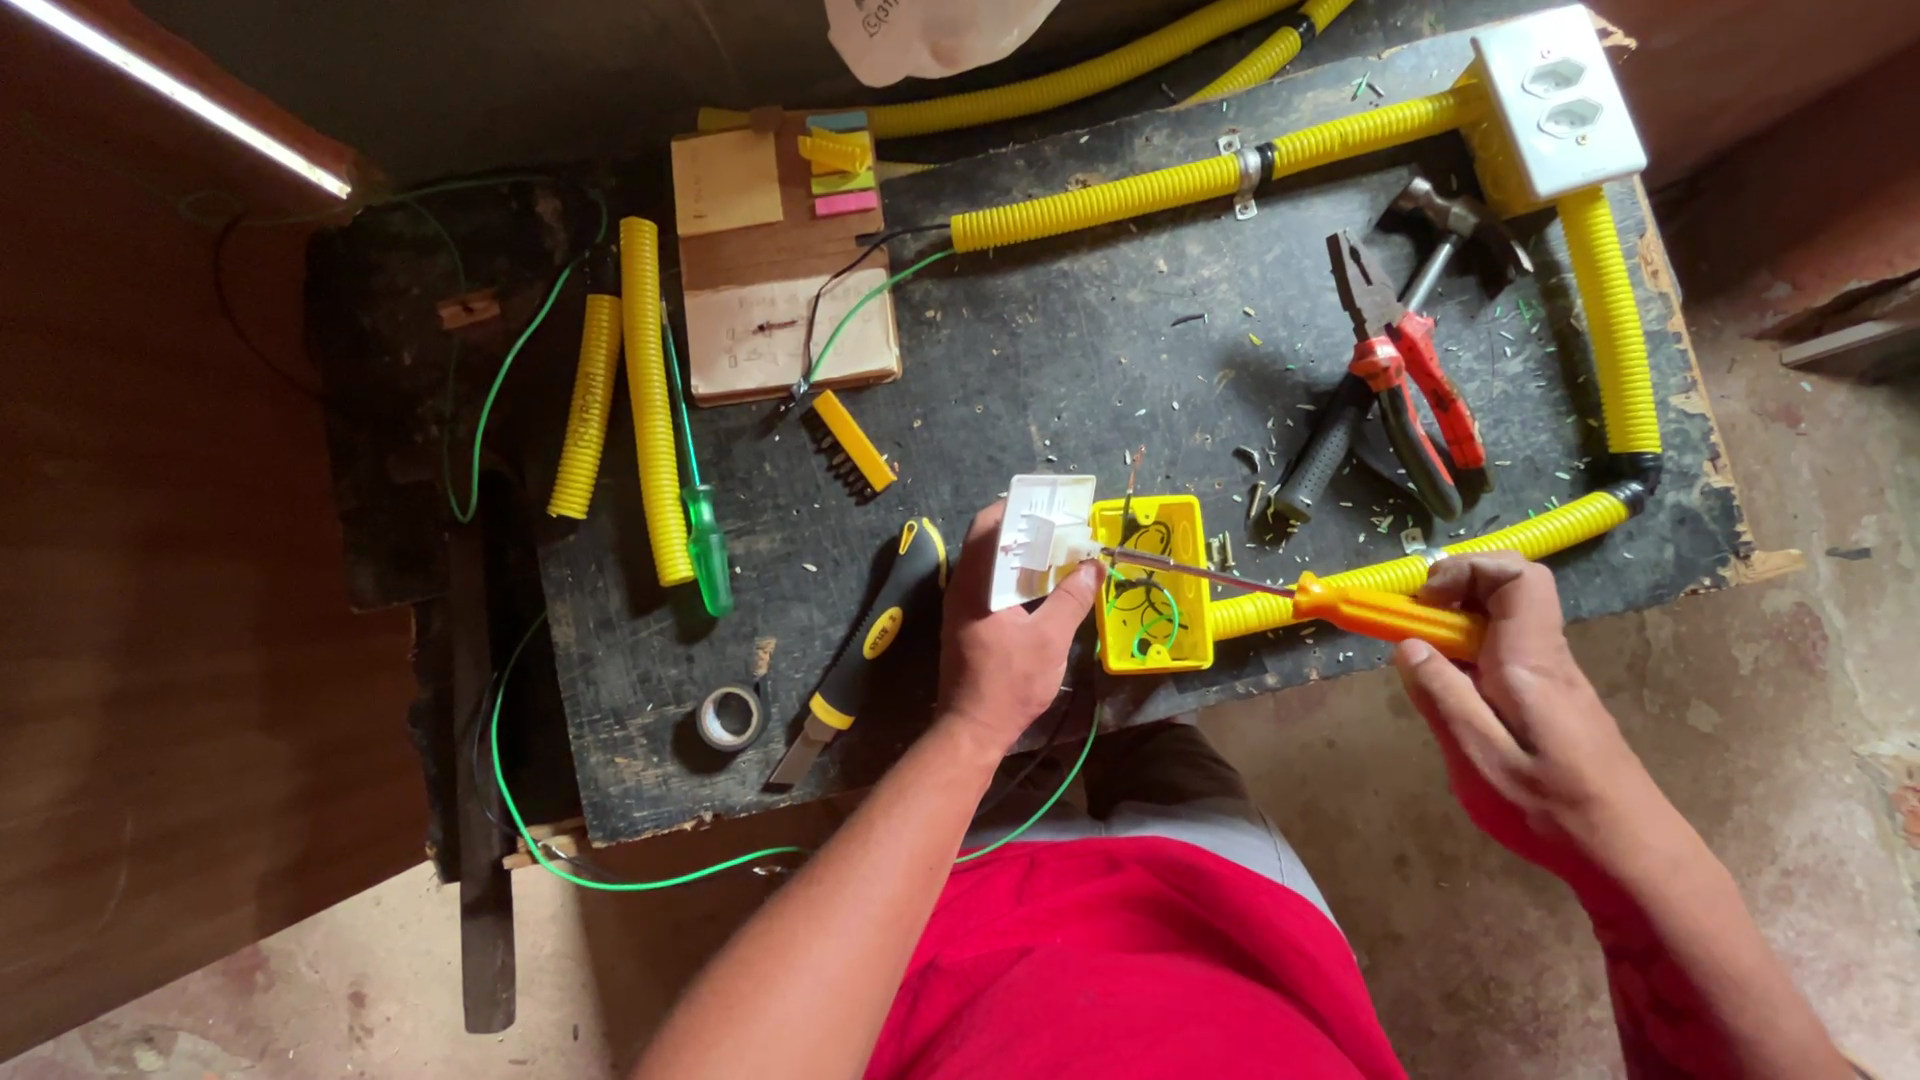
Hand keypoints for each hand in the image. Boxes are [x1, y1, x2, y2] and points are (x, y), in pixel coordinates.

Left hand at [936, 501, 1100, 757]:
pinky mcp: (968, 624)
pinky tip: (1043, 585)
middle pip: (988, 542)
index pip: (987, 526)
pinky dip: (1015, 576)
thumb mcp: (1050, 639)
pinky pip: (991, 585)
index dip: (1016, 508)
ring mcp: (962, 606)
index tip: (1048, 503)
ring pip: (990, 564)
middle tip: (1060, 525)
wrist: (972, 729)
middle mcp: (962, 587)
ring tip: (1058, 549)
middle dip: (1023, 528)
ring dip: (1021, 554)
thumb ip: (1072, 598)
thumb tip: (1093, 565)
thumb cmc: (1008, 682)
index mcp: (975, 583)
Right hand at [1391, 553, 1669, 904]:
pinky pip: (1506, 659)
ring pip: (1502, 628)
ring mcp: (1555, 683)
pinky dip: (1469, 663)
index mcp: (1533, 661)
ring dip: (1454, 634)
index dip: (1465, 570)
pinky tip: (1455, 707)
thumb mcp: (1481, 758)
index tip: (1423, 604)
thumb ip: (1442, 696)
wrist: (1637, 863)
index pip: (1517, 575)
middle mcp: (1548, 660)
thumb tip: (1409, 644)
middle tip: (1410, 636)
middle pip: (1505, 593)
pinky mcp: (1555, 707)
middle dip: (1449, 598)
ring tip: (1423, 676)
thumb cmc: (1555, 812)